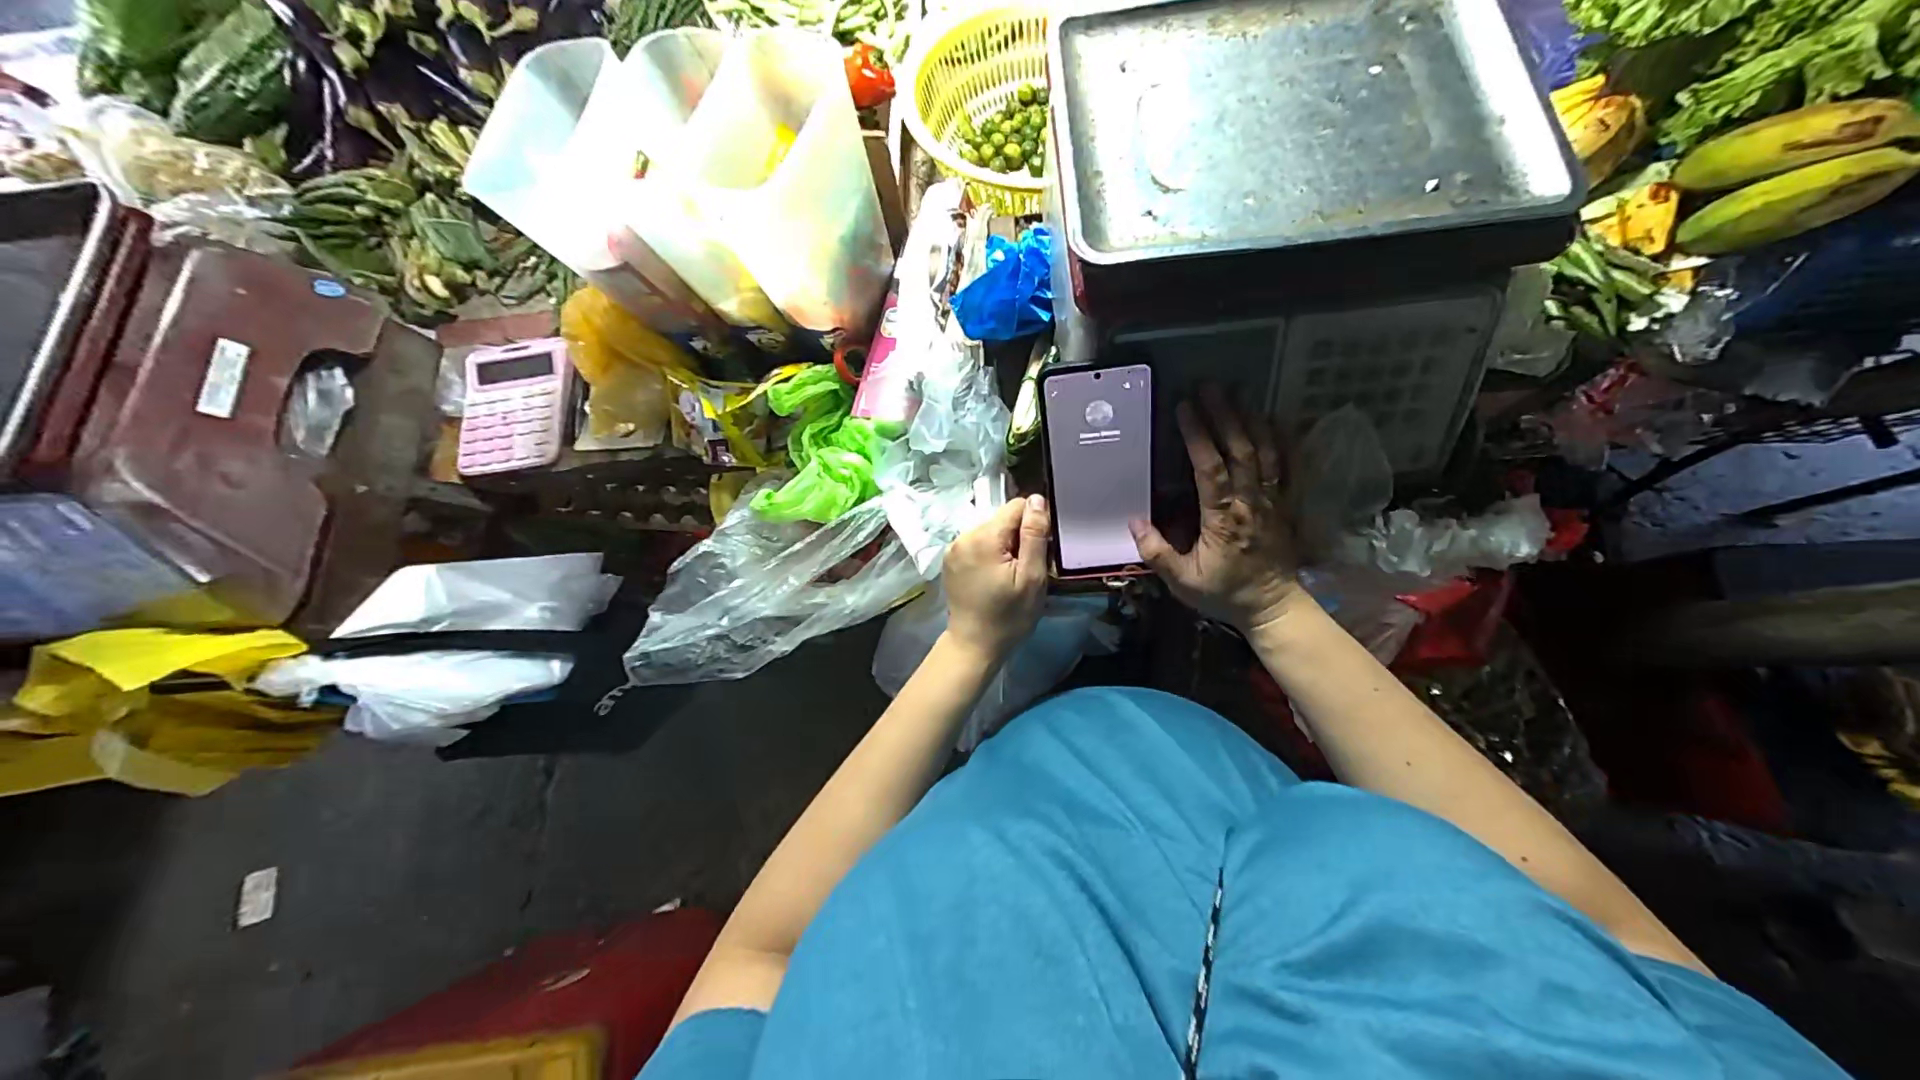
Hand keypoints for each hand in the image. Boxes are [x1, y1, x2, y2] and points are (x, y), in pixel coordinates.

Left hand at [942, 494, 1050, 660]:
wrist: (974, 644)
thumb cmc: (1009, 616)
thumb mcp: (1032, 577)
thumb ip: (1035, 535)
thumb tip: (1036, 499)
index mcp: (983, 537)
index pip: (1016, 506)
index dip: (1033, 523)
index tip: (1039, 549)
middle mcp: (964, 536)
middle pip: (1002, 518)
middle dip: (1019, 536)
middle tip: (1025, 567)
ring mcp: (954, 547)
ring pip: (991, 530)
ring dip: (1005, 545)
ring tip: (1010, 574)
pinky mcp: (951, 559)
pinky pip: (978, 543)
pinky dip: (991, 553)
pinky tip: (995, 576)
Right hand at [1129, 386, 1306, 632]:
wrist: (1272, 607)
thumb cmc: (1224, 593)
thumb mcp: (1182, 581)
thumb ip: (1157, 551)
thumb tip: (1133, 521)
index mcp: (1222, 518)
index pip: (1210, 468)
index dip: (1198, 436)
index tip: (1185, 409)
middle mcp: (1249, 502)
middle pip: (1240, 450)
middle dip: (1224, 415)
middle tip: (1209, 387)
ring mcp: (1270, 501)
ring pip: (1264, 452)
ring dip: (1250, 420)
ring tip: (1238, 393)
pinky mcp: (1284, 504)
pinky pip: (1285, 466)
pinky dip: (1280, 440)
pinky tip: (1272, 420)